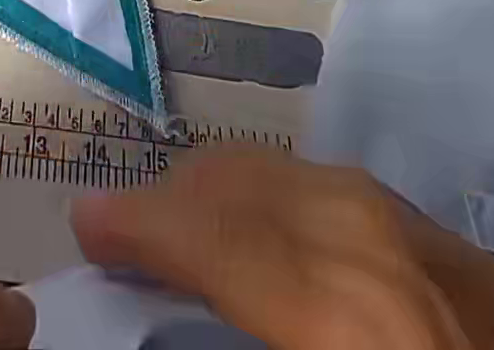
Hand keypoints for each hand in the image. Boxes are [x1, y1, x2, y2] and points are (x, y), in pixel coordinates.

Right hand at [71, 146, 493, 349]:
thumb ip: (243, 325)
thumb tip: (170, 287)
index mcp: (343, 308)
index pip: (202, 233)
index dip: (131, 225)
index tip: (87, 233)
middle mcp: (355, 234)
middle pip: (214, 187)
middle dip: (156, 208)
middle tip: (123, 246)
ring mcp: (385, 208)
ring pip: (246, 168)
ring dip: (194, 194)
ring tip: (176, 237)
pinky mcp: (405, 204)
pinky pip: (288, 173)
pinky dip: (239, 188)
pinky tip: (240, 225)